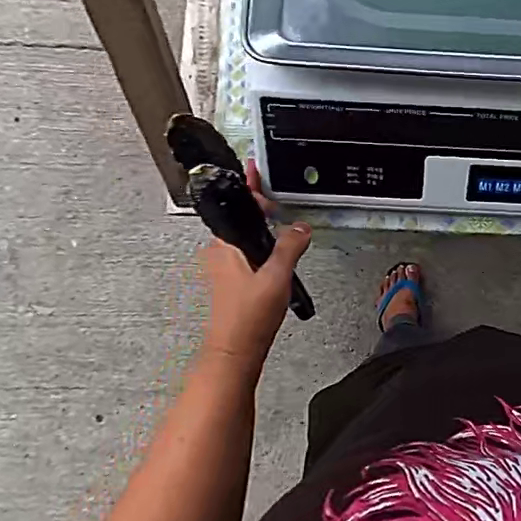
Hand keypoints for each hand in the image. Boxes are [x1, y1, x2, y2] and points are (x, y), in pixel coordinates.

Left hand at [200, 160, 309, 363]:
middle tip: (279, 208)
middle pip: (241, 220)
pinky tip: (277, 261)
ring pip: (244, 239)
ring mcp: (224, 268)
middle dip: (261, 211)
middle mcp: (220, 254)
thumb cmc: (247, 318)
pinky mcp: (231, 282)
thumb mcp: (276, 275)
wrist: (236, 351)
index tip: (253, 169)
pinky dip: (261, 250)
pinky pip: (246, 255)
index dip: (250, 188)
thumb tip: (300, 228)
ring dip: (263, 233)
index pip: (238, 206)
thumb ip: (290, 246)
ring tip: (284, 235)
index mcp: (225, 246)